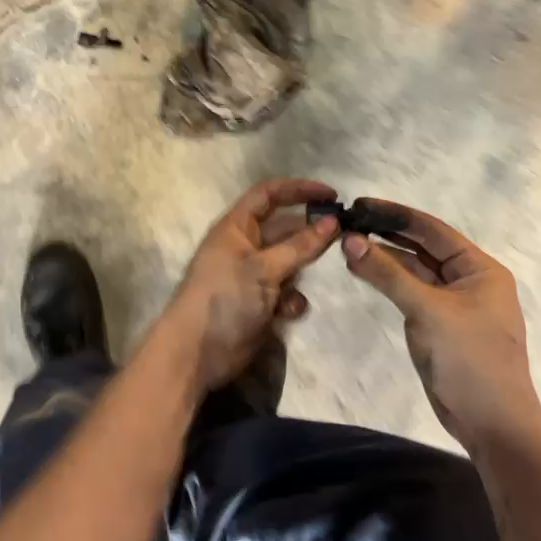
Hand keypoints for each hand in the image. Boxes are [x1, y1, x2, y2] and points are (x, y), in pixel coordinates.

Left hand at [159, 179, 339, 396]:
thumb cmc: (225, 296)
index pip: (269, 194)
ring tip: (317, 276)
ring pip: (289, 262)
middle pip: (284, 229)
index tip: (332, 194)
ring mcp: (252, 276)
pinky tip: (289, 311)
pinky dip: (291, 300)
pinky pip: (285, 293)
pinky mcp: (260, 303)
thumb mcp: (263, 268)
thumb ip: (299, 246)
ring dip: (302, 271)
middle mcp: (244, 246)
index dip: (298, 189)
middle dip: (309, 233)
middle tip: (343, 236)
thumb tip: (332, 221)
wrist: (198, 351)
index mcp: (236, 226)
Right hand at [341, 200, 540, 452]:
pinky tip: (362, 270)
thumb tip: (349, 239)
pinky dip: (388, 281)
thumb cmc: (469, 359)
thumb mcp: (426, 310)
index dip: (395, 215)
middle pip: (423, 247)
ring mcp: (454, 304)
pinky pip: (411, 292)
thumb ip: (387, 273)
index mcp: (480, 269)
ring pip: (414, 270)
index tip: (359, 203)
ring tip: (347, 243)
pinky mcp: (439, 325)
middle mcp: (470, 281)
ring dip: (384, 257)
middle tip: (347, 221)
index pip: (432, 230)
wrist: (492, 425)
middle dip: (386, 234)